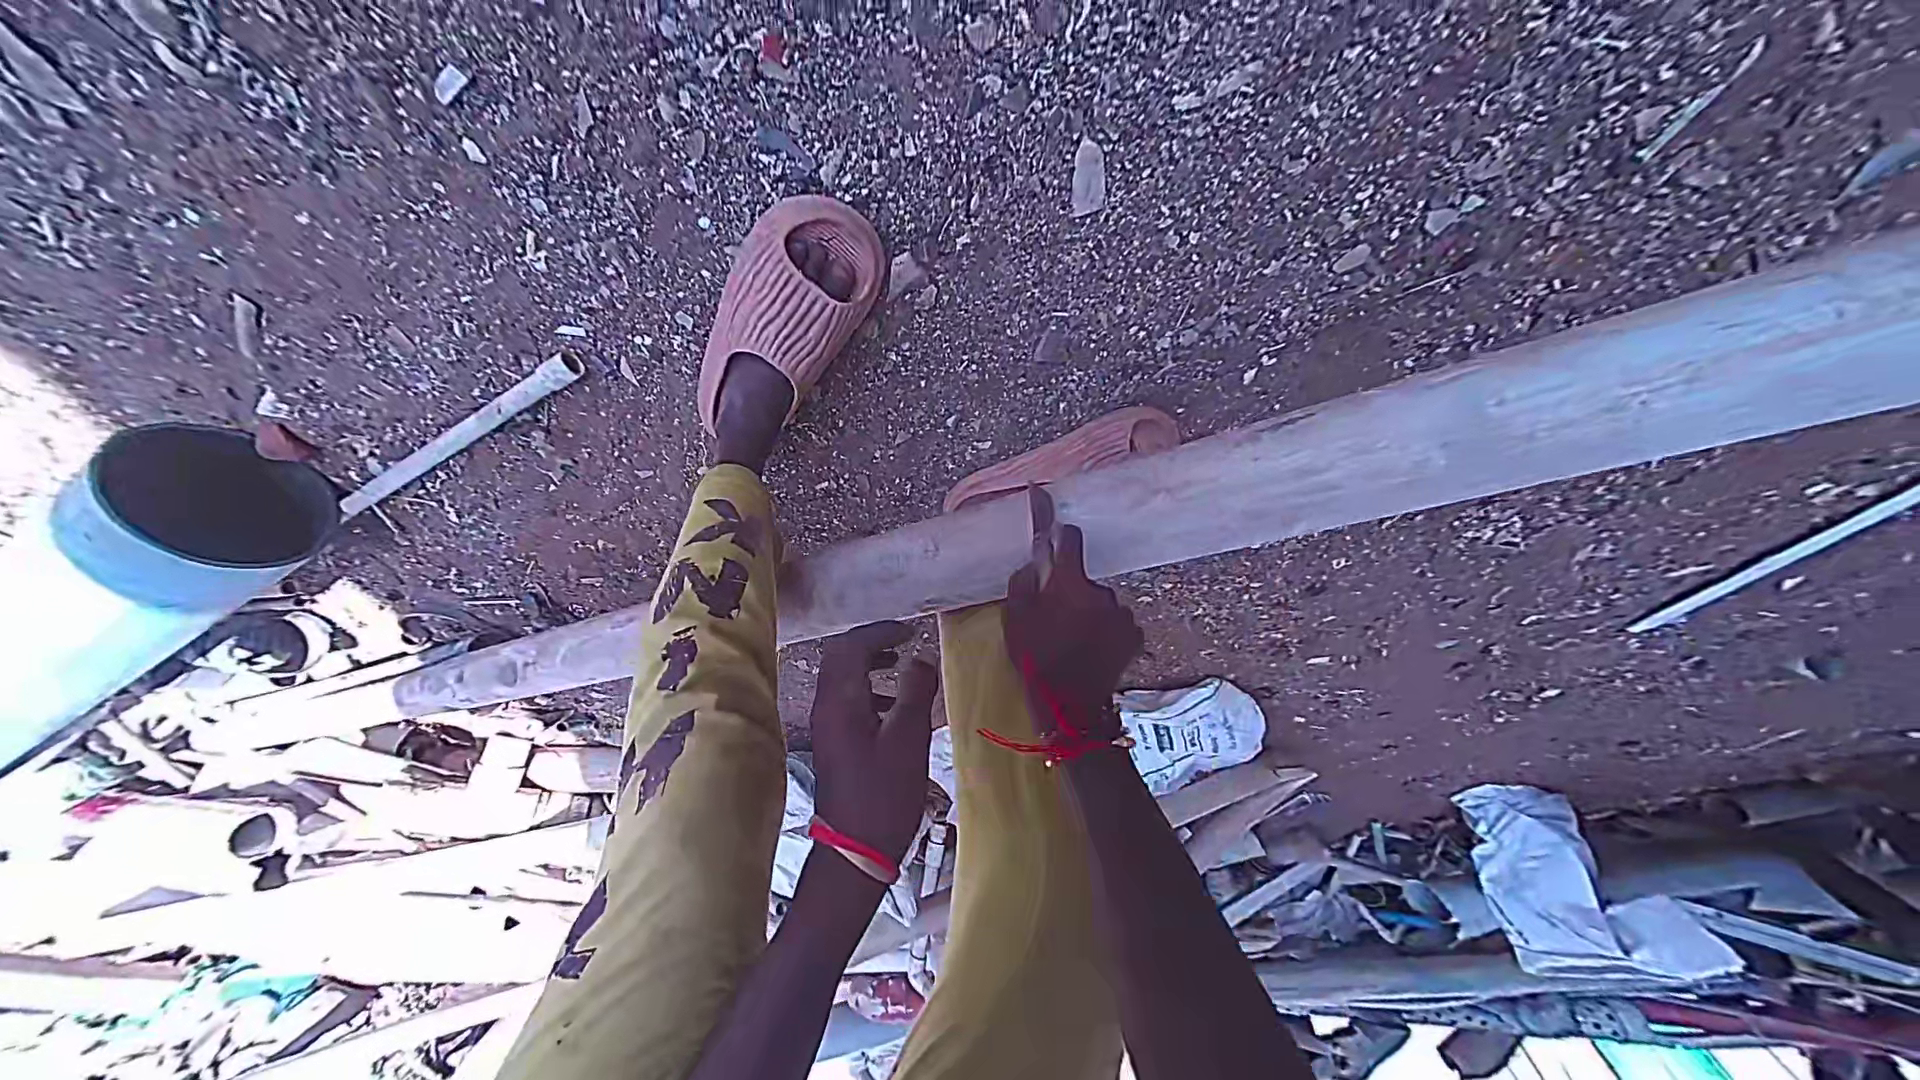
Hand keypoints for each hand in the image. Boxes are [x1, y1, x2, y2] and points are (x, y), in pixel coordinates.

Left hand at [808, 621, 939, 869]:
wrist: (856, 849)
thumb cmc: (884, 792)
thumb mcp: (909, 737)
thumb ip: (915, 690)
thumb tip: (920, 656)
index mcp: (840, 700)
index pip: (851, 646)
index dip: (880, 632)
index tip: (909, 630)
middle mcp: (826, 707)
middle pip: (840, 658)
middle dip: (871, 643)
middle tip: (902, 642)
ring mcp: (827, 726)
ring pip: (843, 679)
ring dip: (870, 665)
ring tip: (901, 666)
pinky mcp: (834, 742)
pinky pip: (848, 701)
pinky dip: (870, 690)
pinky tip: (895, 706)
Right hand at [1003, 486, 1143, 732]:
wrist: (1069, 705)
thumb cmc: (1036, 658)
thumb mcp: (1014, 618)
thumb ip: (1023, 582)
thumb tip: (1036, 563)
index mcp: (1071, 582)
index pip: (1071, 539)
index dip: (1062, 534)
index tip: (1057, 538)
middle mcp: (1102, 591)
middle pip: (1085, 580)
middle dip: (1073, 591)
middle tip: (1057, 615)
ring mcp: (1122, 614)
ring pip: (1102, 603)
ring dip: (1091, 612)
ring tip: (1075, 638)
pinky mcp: (1134, 636)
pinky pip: (1117, 623)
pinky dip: (1107, 630)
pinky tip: (1092, 649)